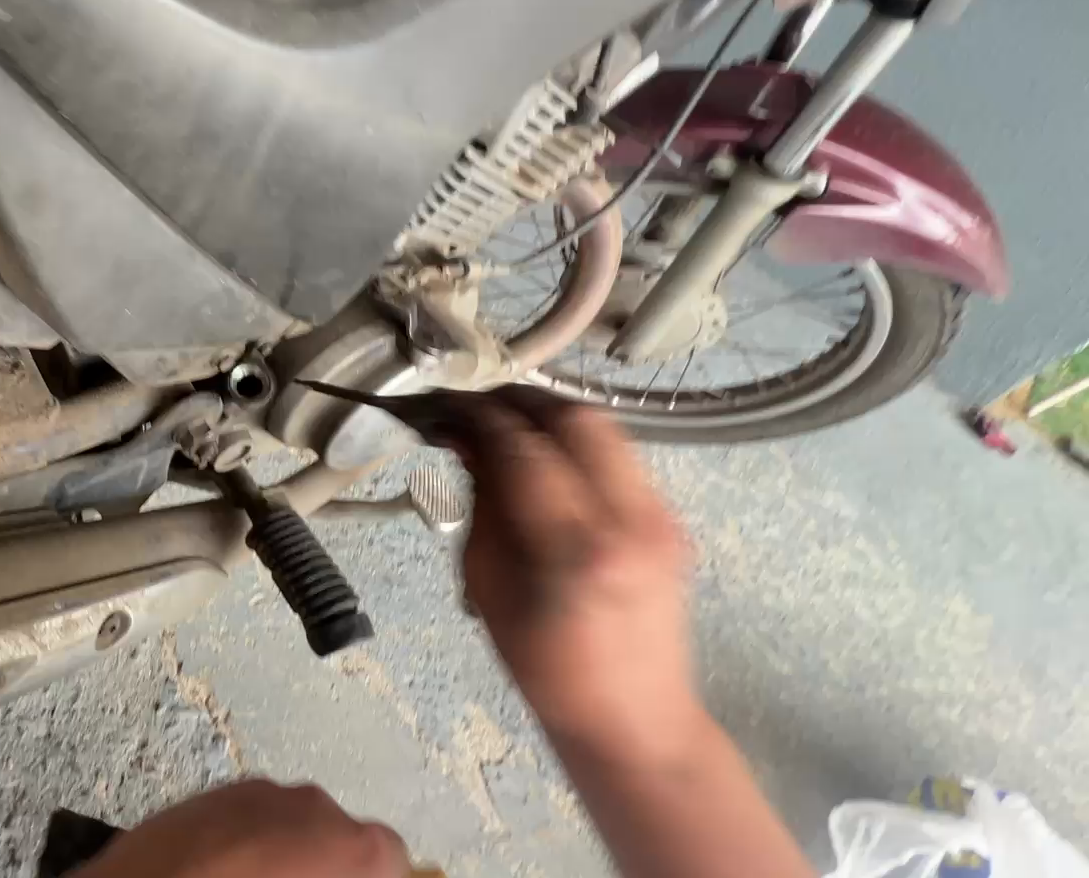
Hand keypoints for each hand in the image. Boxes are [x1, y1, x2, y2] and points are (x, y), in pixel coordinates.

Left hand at [74, 780, 410, 877]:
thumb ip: (347, 875)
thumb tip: (356, 870)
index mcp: (346, 842)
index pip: (391, 856)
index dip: (379, 877)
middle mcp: (309, 804)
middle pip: (343, 839)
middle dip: (333, 868)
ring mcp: (261, 791)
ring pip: (296, 827)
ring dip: (293, 857)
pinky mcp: (219, 792)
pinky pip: (257, 819)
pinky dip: (256, 846)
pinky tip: (230, 874)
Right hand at [454, 387, 705, 771]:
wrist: (634, 715)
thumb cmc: (541, 661)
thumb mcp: (487, 580)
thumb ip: (483, 500)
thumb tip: (466, 441)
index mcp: (574, 546)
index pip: (522, 447)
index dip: (477, 416)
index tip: (443, 406)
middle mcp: (629, 520)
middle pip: (576, 419)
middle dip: (519, 400)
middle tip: (476, 405)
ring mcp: (661, 517)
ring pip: (604, 427)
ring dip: (548, 414)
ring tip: (505, 421)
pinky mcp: (672, 519)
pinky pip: (617, 455)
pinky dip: (573, 440)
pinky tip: (543, 454)